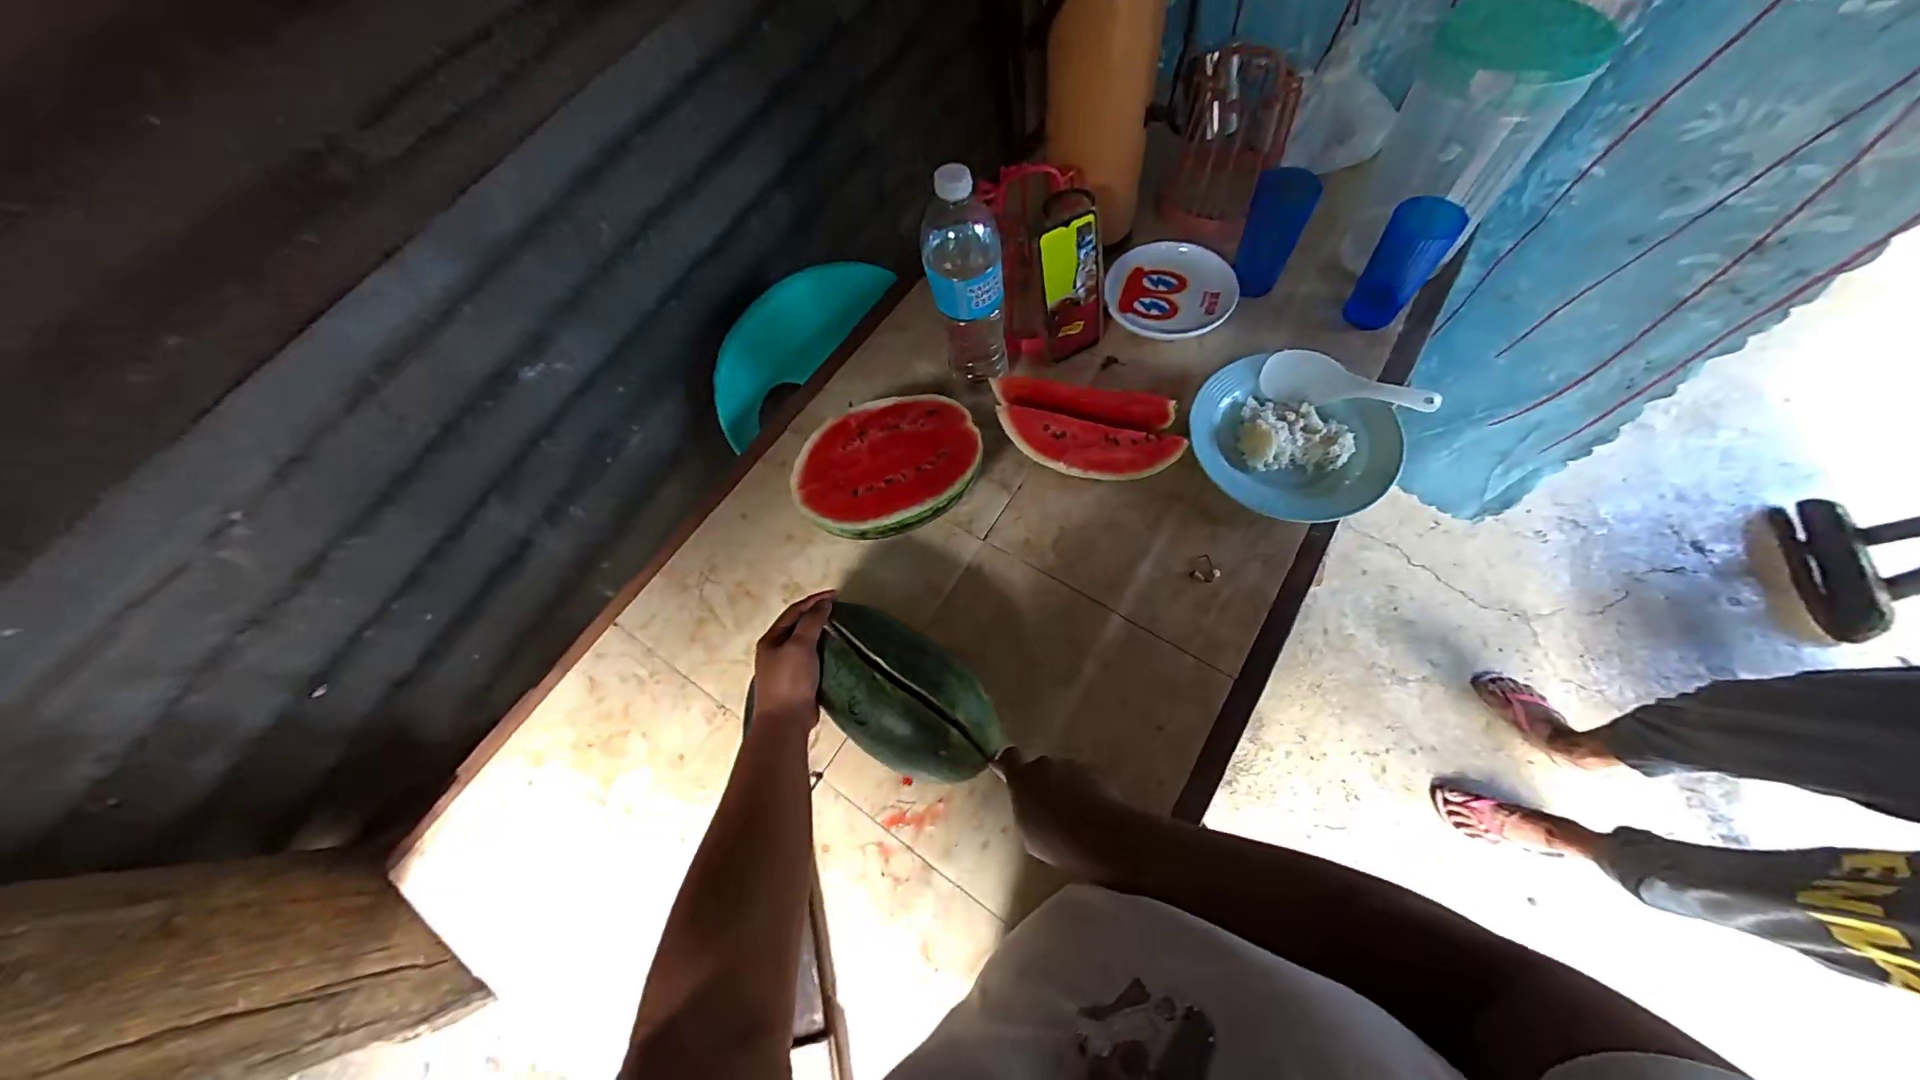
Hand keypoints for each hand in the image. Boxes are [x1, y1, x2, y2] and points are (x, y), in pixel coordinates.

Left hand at [751, 591, 834, 730]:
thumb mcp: (800, 646)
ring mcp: (784, 667)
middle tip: (838, 609)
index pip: (794, 611)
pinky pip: (811, 658)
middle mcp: (774, 651)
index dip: (814, 600)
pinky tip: (836, 651)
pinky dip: (823, 650)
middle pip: (797, 625)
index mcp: (771, 640)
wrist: (785, 721)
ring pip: (805, 642)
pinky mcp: (796, 682)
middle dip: (816, 614)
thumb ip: (812, 622)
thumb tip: (824, 603)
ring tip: (840, 627)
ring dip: (821, 632)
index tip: (836, 595)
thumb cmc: (790, 681)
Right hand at [992, 748, 1144, 880]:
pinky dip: (1087, 792)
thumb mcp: (1029, 833)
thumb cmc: (1058, 841)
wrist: (1104, 836)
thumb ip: (1026, 810)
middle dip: (1044, 784)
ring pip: (1064, 774)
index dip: (1008, 763)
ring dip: (1067, 789)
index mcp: (1022, 780)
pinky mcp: (1097, 771)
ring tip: (1077, 816)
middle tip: (1052, 809)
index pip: (1008, 759)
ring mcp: (1073, 765)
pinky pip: (1085, 780)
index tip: (1006, 768)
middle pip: (1040, 769)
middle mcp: (1045, 765)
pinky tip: (1095, 814)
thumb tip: (1030, 805)